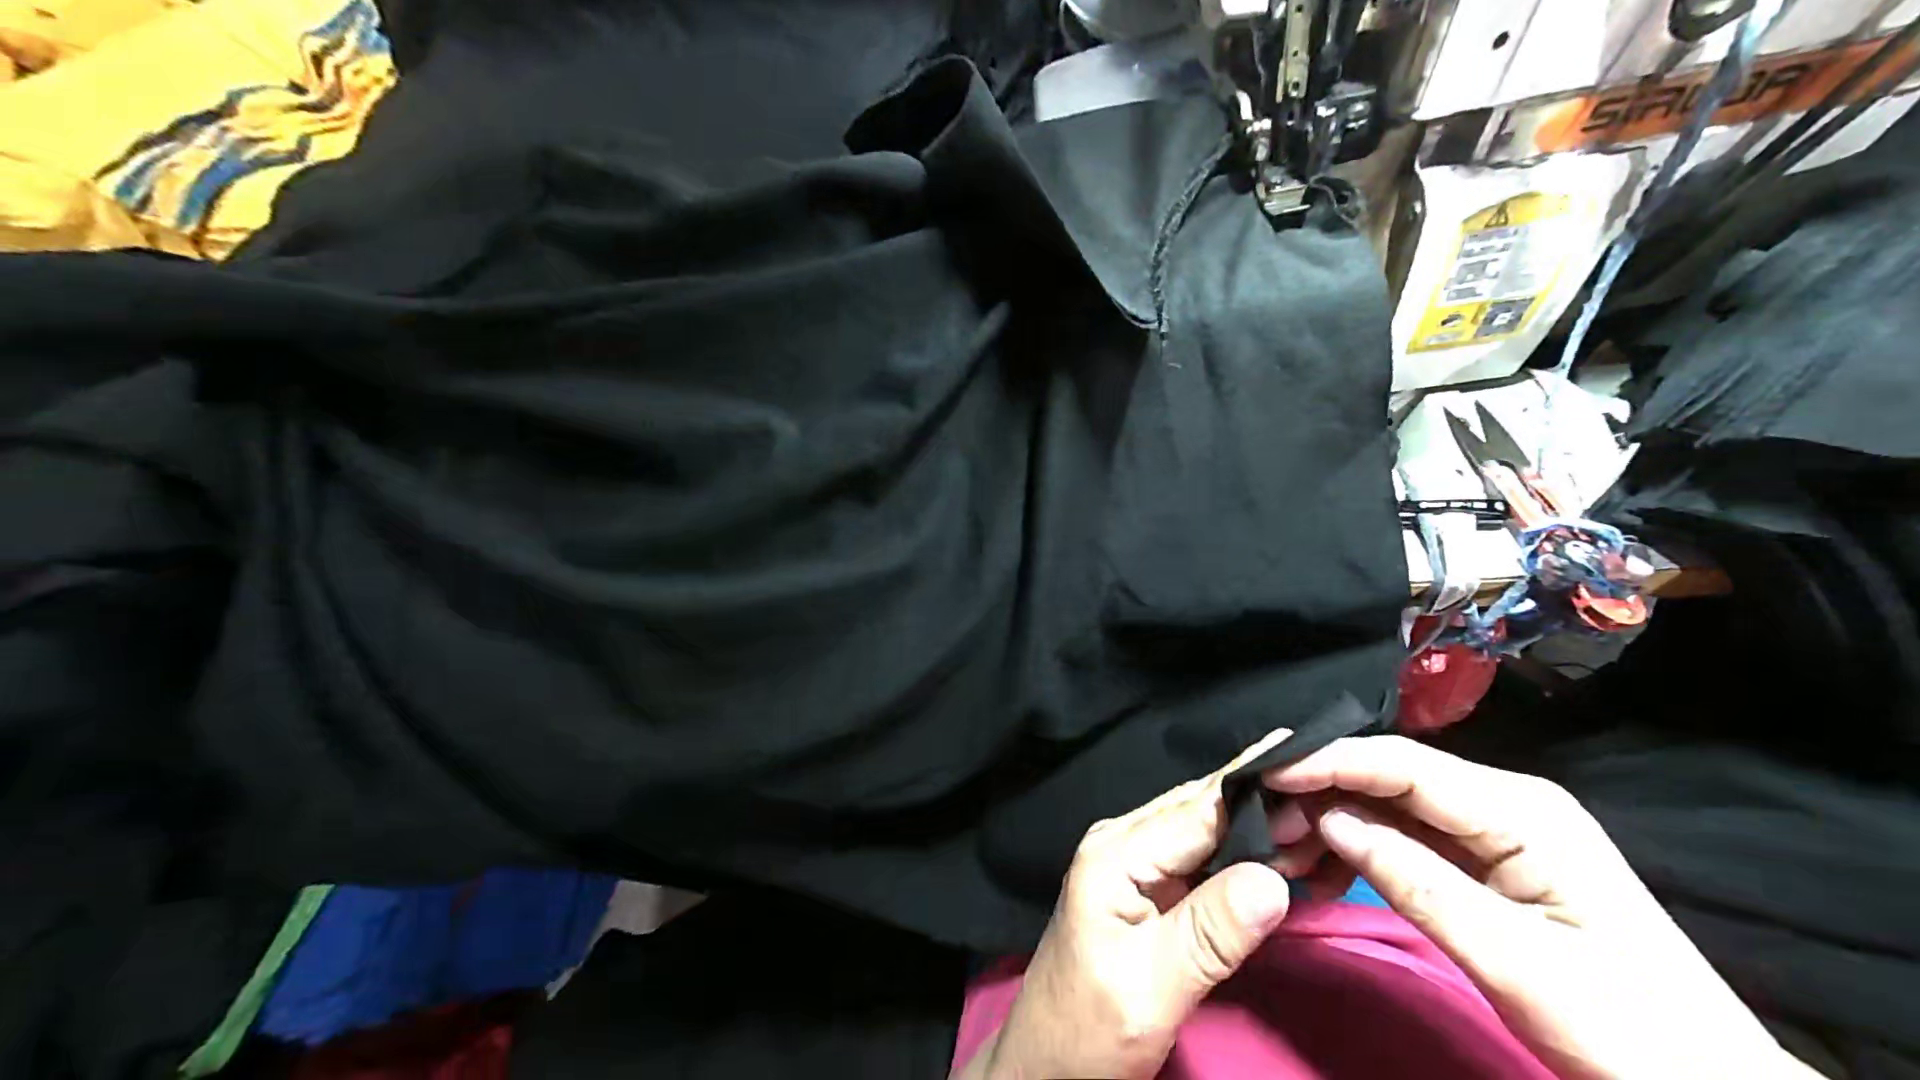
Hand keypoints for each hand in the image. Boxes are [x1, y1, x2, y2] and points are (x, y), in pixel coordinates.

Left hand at [968, 727, 1316, 1079]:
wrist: (1046, 1058)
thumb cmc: (1089, 1029)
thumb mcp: (1151, 989)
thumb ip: (1209, 933)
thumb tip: (1273, 879)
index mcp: (1116, 853)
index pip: (1198, 810)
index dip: (1256, 792)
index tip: (1314, 776)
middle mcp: (1122, 840)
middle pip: (1201, 807)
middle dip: (1261, 799)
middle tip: (1326, 794)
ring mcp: (1131, 859)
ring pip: (1202, 826)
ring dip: (1254, 823)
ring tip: (1315, 817)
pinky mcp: (1144, 884)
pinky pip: (1198, 854)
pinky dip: (1238, 851)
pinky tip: (1277, 853)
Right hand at [1267, 736, 1819, 1079]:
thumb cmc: (1625, 1030)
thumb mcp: (1513, 960)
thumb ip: (1414, 879)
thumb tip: (1328, 817)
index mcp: (1521, 811)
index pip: (1401, 764)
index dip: (1327, 760)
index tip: (1264, 772)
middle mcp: (1502, 802)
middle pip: (1387, 778)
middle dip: (1320, 795)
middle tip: (1267, 828)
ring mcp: (1492, 830)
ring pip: (1385, 806)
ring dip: (1330, 825)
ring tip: (1283, 854)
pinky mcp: (1482, 859)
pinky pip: (1401, 838)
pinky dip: (1354, 850)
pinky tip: (1318, 871)